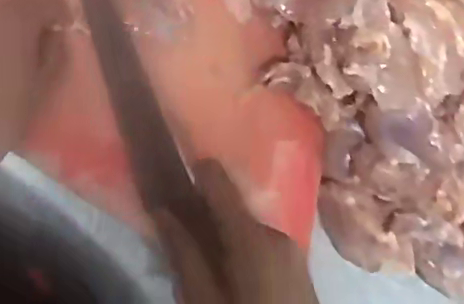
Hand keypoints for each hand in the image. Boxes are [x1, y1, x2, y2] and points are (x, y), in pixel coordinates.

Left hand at [0, 0, 69, 194]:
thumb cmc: (5, 113)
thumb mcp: (43, 85)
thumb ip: (55, 52)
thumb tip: (57, 34)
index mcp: (17, 18)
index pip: (47, 1)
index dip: (62, 11)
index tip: (69, 27)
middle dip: (40, 10)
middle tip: (52, 30)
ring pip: (3, 6)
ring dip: (20, 16)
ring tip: (30, 40)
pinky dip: (1, 24)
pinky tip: (7, 46)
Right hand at [154, 160, 319, 303]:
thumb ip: (183, 254)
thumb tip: (161, 210)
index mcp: (251, 235)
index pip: (216, 176)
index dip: (191, 173)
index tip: (170, 182)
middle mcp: (275, 232)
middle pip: (229, 209)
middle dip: (204, 223)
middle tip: (183, 253)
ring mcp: (294, 253)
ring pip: (245, 231)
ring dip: (224, 245)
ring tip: (209, 280)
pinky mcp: (302, 273)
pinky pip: (264, 250)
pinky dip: (244, 259)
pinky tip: (235, 290)